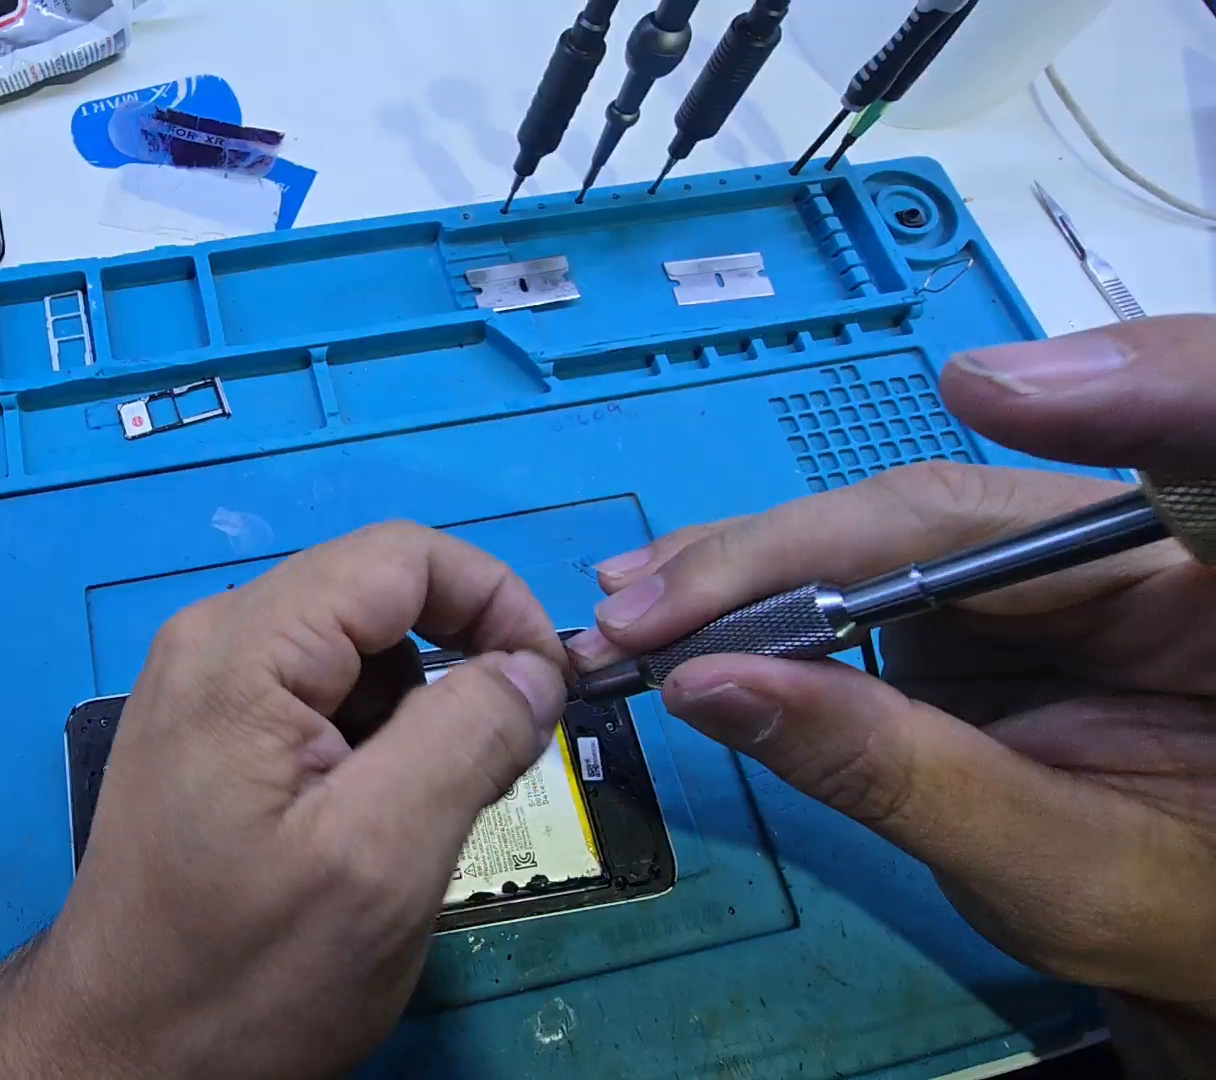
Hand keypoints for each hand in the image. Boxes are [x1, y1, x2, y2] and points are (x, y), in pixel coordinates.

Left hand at [0, 523, 568, 1079]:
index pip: (398, 556)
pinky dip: (369, 727)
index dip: (491, 597)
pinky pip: (317, 683)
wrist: (121, 1050)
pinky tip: (359, 805)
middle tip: (488, 761)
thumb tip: (530, 665)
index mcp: (246, 643)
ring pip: (353, 642)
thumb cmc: (242, 973)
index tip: (544, 683)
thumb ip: (467, 738)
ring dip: (412, 703)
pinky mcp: (210, 716)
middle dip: (453, 658)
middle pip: (373, 593)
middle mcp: (216, 632)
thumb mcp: (379, 862)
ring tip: (409, 805)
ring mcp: (206, 673)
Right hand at [569, 317, 1215, 1035]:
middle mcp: (1121, 554)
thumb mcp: (1057, 875)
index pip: (1200, 464)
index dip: (1134, 394)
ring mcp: (1025, 564)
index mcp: (1215, 602)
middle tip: (640, 610)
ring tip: (629, 607)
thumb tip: (700, 683)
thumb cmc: (1177, 925)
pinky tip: (673, 602)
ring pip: (862, 527)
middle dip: (771, 553)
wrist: (1183, 936)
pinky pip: (834, 564)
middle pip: (932, 512)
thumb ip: (892, 771)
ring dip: (731, 567)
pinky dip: (743, 589)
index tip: (984, 390)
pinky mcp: (953, 585)